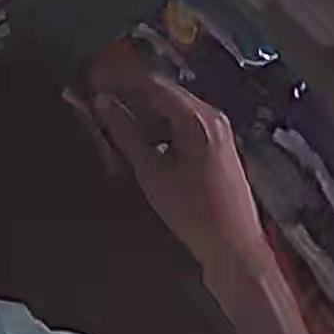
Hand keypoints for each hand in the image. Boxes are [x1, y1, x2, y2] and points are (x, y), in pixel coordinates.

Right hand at [93, 71, 273, 275]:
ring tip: (118, 123)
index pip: (150, 84)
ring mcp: (217, 129)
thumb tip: (103, 104)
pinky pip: (183, 121)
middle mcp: (211, 115)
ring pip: (171, 107)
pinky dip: (160, 125)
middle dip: (130, 95)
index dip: (119, 81)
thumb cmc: (195, 214)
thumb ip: (125, 132)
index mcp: (197, 117)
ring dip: (144, 111)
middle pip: (162, 92)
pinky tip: (144, 140)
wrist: (236, 252)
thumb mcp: (151, 172)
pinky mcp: (218, 143)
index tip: (97, 83)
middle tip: (103, 103)